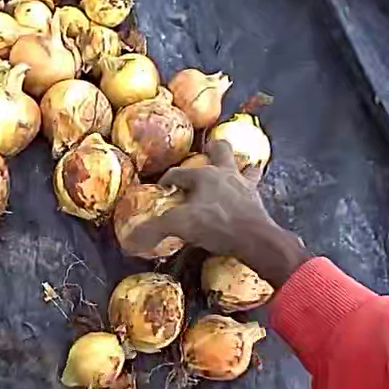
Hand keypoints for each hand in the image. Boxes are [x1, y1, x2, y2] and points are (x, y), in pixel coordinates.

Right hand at [135, 141, 310, 286]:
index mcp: (204, 175)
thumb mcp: (180, 226)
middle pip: (221, 150)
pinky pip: (254, 189)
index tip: (162, 190)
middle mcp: (226, 174)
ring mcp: (245, 186)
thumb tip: (130, 239)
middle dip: (214, 148)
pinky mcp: (258, 201)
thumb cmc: (216, 225)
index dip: (167, 180)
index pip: (178, 173)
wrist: (255, 239)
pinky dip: (250, 190)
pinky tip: (248, 195)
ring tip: (237, 167)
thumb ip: (155, 229)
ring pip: (244, 166)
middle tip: (208, 150)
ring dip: (240, 166)